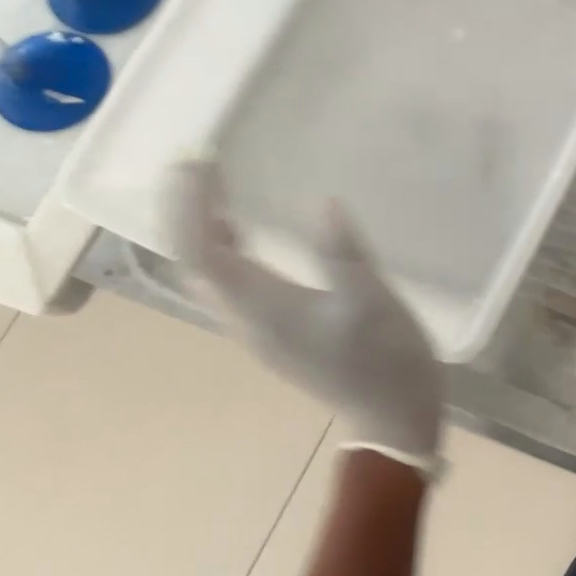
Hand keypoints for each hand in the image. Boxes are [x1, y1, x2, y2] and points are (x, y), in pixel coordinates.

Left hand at [172, 160, 444, 476]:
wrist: (392, 415)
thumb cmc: (386, 358)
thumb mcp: (373, 301)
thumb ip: (344, 253)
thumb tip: (323, 203)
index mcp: (263, 308)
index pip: (201, 251)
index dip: (190, 205)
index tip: (198, 160)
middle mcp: (245, 318)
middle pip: (191, 261)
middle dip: (183, 210)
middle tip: (196, 164)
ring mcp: (258, 328)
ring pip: (207, 273)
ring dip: (199, 228)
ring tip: (212, 187)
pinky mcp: (276, 331)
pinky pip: (230, 282)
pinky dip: (225, 247)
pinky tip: (246, 231)